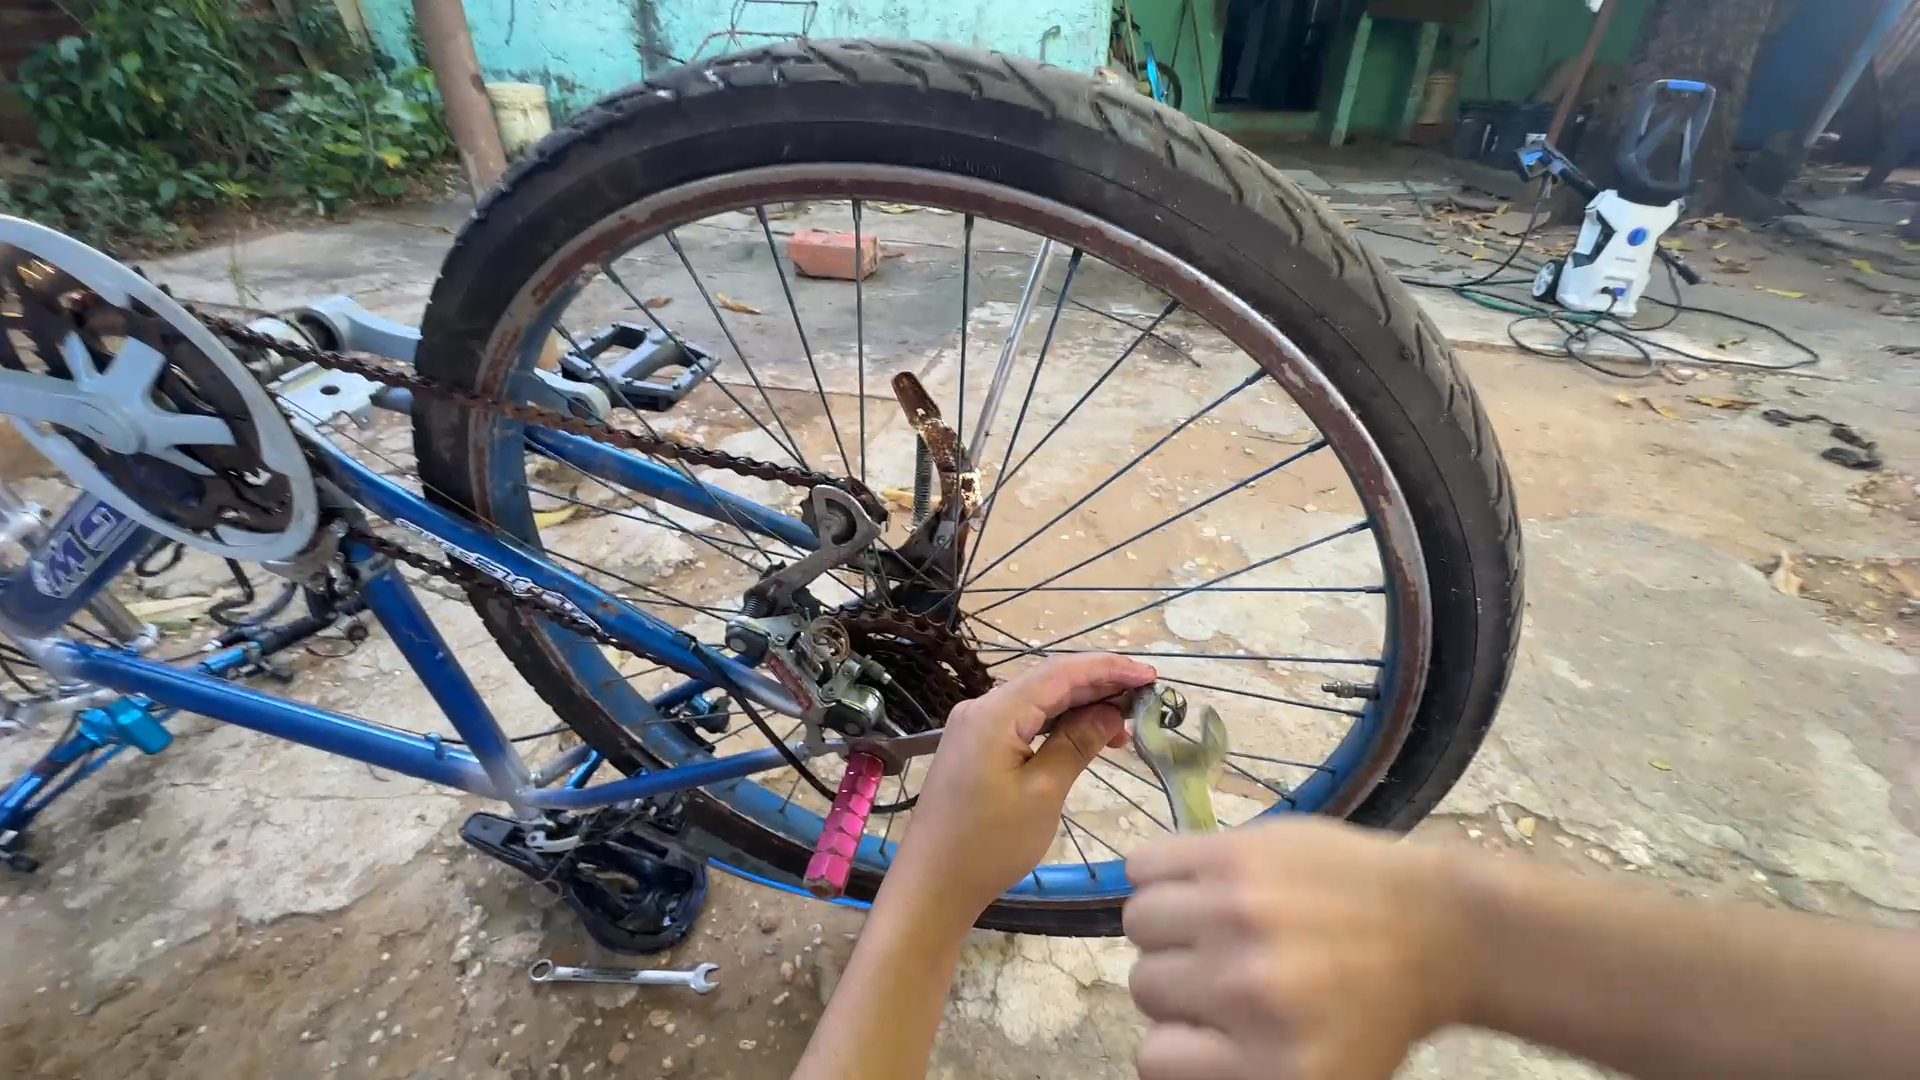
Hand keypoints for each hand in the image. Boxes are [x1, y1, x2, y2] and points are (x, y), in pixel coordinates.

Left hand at [886, 653, 1157, 922]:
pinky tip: (1086, 736)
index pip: (1059, 673)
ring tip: (1124, 723)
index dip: (1107, 669)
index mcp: (994, 712)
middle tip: (1144, 699)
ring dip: (1080, 706)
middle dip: (1098, 685)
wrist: (932, 883)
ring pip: (1037, 701)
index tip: (1148, 676)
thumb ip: (1076, 744)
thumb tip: (1110, 712)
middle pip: (1048, 682)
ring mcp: (975, 726)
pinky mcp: (976, 745)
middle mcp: (981, 707)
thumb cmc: (989, 844)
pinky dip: (1057, 724)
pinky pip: (1023, 720)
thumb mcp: (1042, 793)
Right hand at [1124, 819, 1473, 1079]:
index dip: (1175, 1040)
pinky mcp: (1230, 853)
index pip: (1152, 1060)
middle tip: (1219, 964)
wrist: (1436, 925)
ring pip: (1137, 920)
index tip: (1204, 1026)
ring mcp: (1234, 914)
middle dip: (1177, 978)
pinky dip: (1156, 874)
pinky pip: (1143, 864)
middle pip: (1144, 984)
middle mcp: (1245, 992)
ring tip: (1207, 919)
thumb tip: (1160, 1052)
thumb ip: (1235, 1073)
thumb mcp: (1316, 1079)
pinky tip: (1194, 881)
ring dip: (1166, 924)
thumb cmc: (1373, 1009)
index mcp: (1268, 1067)